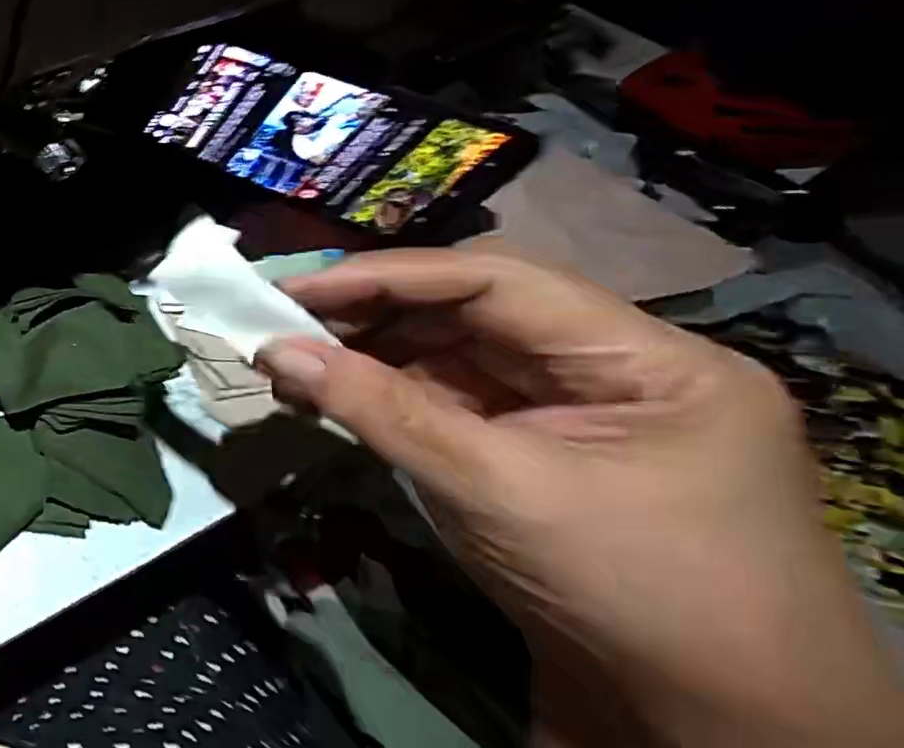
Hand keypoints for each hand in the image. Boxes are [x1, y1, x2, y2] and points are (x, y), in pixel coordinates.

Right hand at [255, 248, 901, 747]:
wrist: (704, 735)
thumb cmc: (627, 596)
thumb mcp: (492, 489)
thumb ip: (377, 408)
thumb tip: (273, 350)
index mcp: (645, 359)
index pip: (494, 281)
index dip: (387, 276)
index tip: (298, 289)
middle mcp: (608, 365)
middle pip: (466, 310)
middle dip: (369, 314)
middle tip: (283, 322)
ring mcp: (569, 405)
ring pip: (448, 351)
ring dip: (367, 353)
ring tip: (292, 360)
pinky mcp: (531, 441)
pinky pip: (446, 395)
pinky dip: (383, 391)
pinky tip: (329, 393)